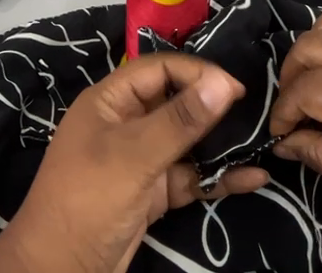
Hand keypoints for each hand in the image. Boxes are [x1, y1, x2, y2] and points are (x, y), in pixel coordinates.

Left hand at [0, 53, 269, 272]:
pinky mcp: (152, 193)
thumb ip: (180, 121)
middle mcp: (125, 123)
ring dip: (220, 143)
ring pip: (186, 142)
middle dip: (212, 106)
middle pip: (175, 102)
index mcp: (110, 100)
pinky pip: (190, 177)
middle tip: (256, 112)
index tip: (236, 88)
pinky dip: (218, 178)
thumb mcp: (135, 156)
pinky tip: (252, 178)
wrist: (59, 269)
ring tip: (262, 142)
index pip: (159, 69)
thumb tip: (224, 82)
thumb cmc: (89, 198)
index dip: (196, 73)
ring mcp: (140, 160)